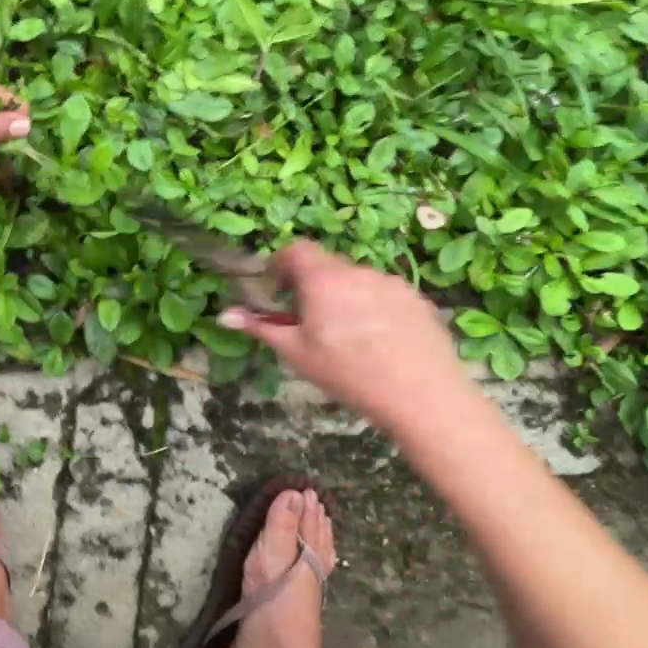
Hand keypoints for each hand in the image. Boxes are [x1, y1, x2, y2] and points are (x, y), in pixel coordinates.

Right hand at [219, 240, 488, 435]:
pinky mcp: (417, 299)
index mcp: (323, 279)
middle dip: (311, 283)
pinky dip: (372, 306)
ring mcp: (391, 283)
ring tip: (345, 334)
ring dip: (342, 294)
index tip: (277, 290)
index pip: (295, 250)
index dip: (281, 264)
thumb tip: (224, 314)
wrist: (423, 396)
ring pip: (356, 279)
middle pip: (326, 264)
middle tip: (307, 318)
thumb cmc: (348, 373)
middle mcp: (357, 271)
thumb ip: (261, 327)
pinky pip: (383, 293)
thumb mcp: (296, 352)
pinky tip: (377, 340)